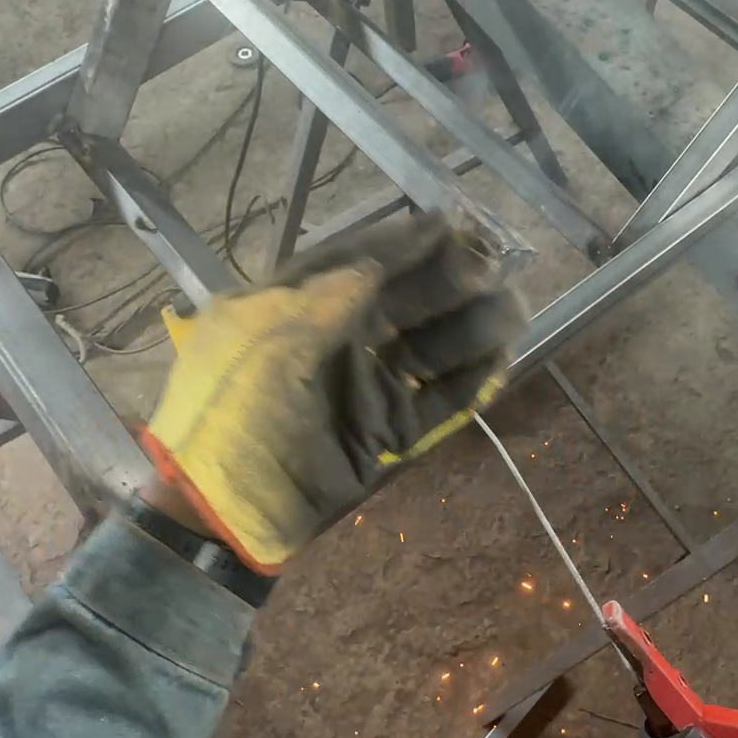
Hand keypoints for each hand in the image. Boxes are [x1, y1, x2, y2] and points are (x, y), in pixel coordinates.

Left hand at [141, 214, 521, 571]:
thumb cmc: (230, 415)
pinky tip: (500, 359)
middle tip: (489, 269)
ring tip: (509, 310)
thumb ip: (325, 297)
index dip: (400, 243)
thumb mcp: (263, 341)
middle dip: (446, 281)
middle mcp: (334, 342)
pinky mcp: (388, 434)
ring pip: (427, 349)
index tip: (449, 224)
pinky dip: (468, 383)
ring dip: (467, 328)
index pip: (355, 262)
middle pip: (401, 301)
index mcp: (294, 309)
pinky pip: (437, 405)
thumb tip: (379, 262)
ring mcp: (364, 389)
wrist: (227, 513)